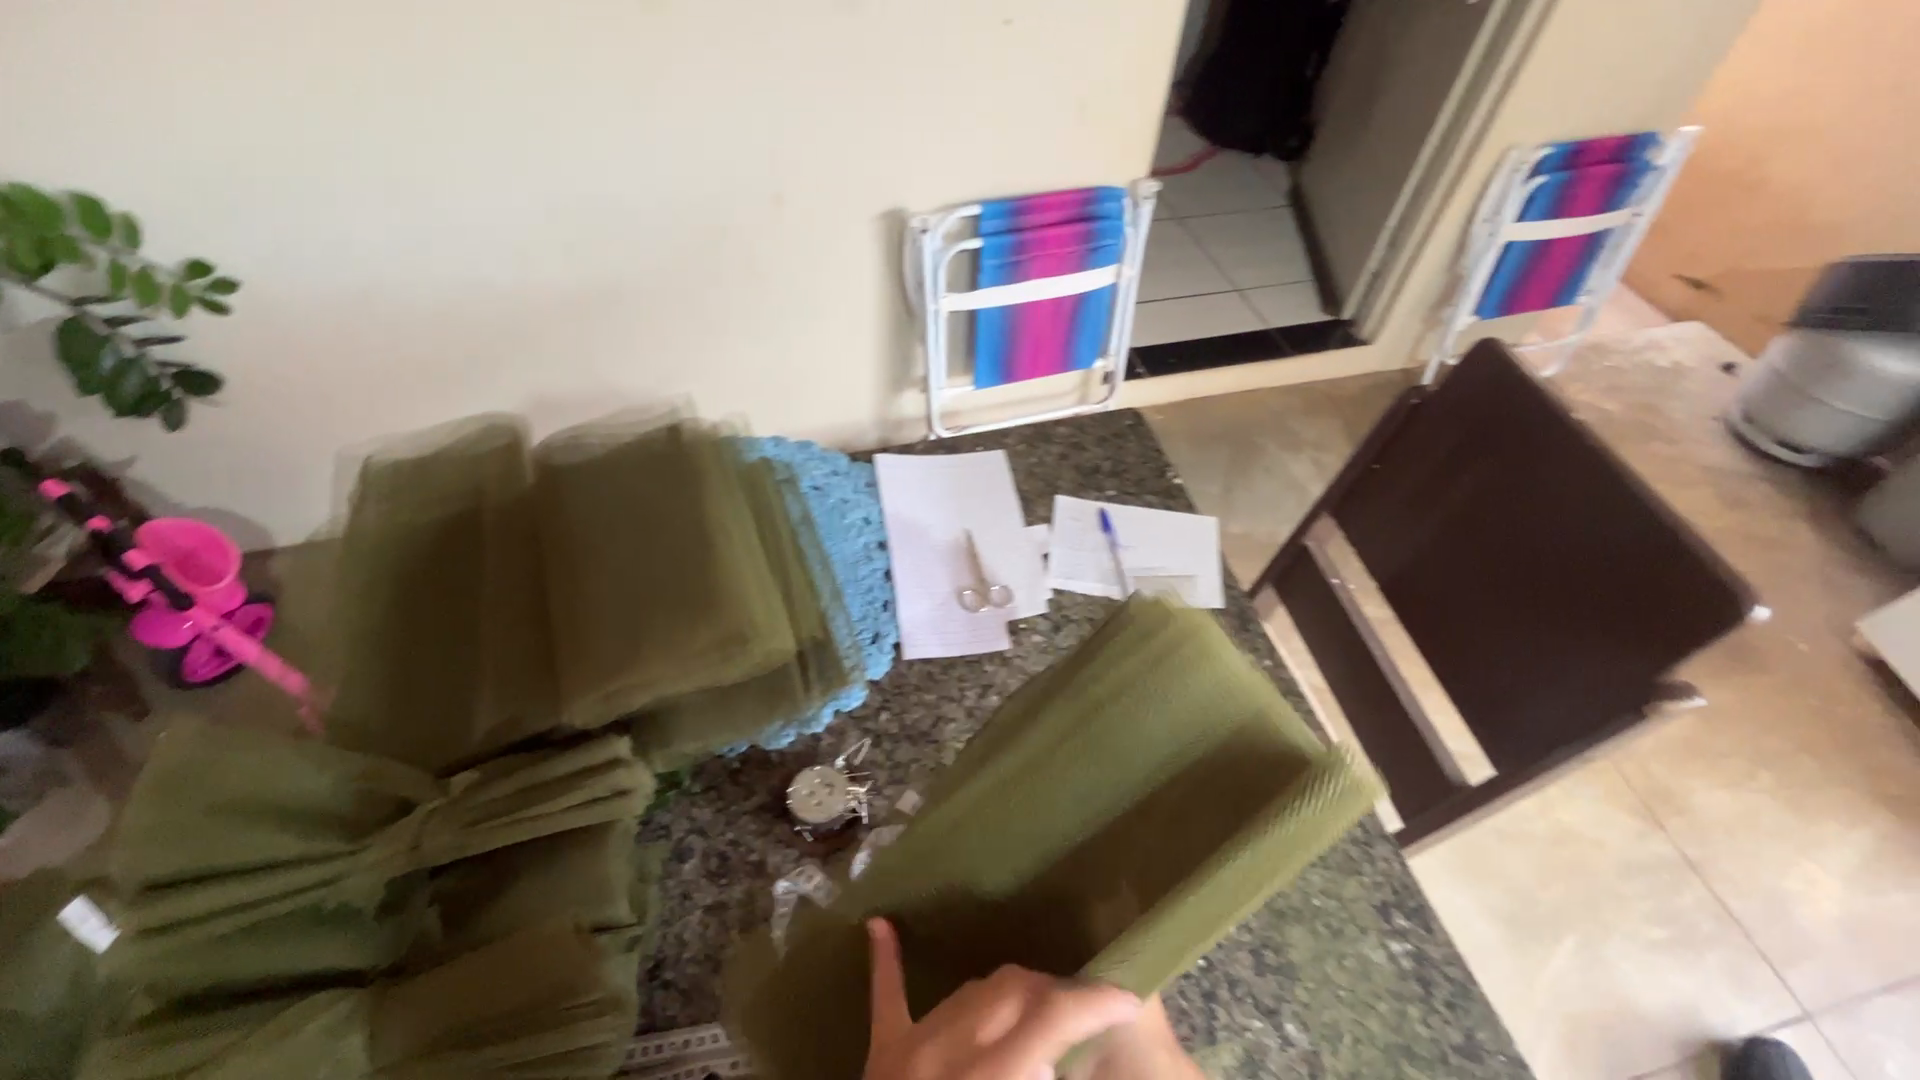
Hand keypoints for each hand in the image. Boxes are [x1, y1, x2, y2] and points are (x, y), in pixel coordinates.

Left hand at [863, 917, 1142, 1079]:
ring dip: (1012, 993)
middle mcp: (952, 1049)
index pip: (1055, 1013)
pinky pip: (887, 996)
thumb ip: (1049, 1076)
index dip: (1099, 1000)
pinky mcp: (882, 1051)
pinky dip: (887, 962)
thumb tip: (1069, 1059)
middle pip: (1017, 987)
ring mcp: (912, 1045)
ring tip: (1038, 1009)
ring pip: (973, 989)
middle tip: (1086, 1013)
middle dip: (1059, 993)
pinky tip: (880, 925)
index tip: (1127, 1000)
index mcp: (995, 1077)